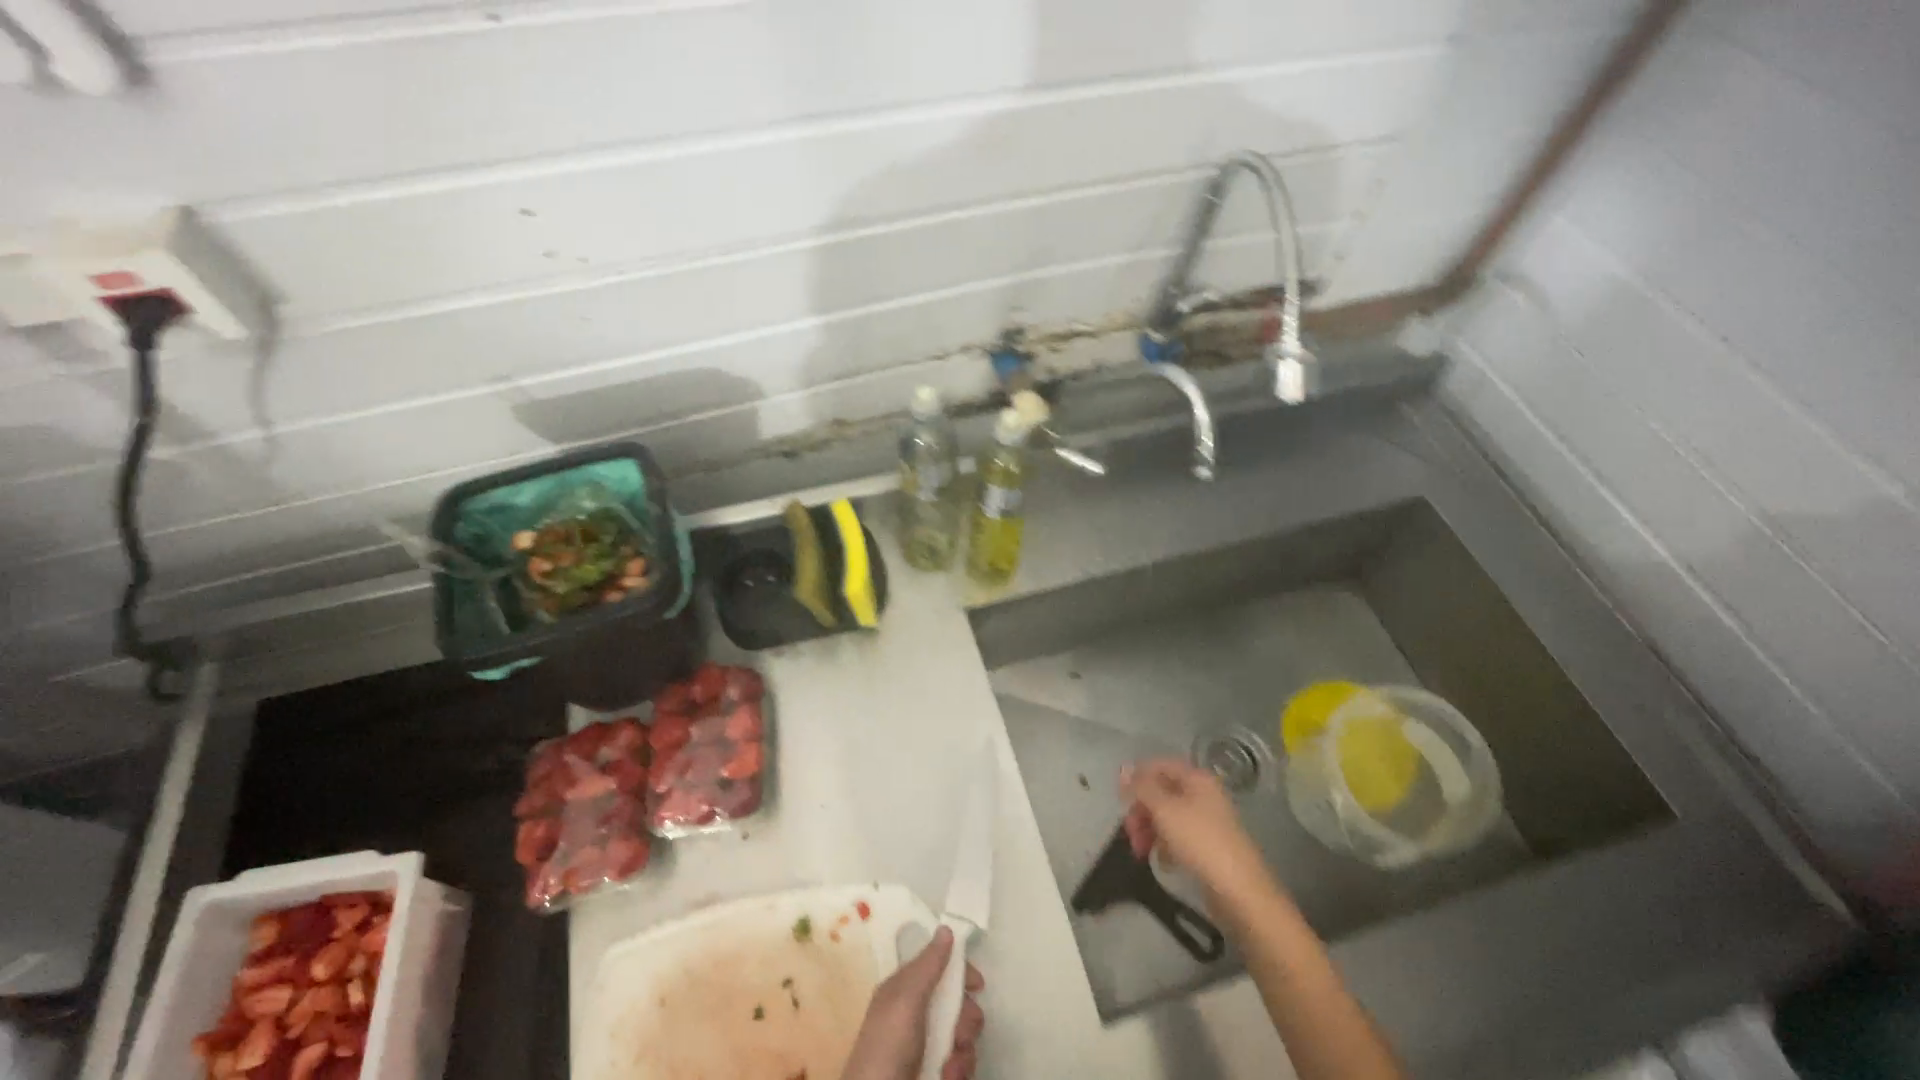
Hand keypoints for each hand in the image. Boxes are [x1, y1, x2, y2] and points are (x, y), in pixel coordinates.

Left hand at [840, 926, 985, 1079]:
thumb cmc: (888, 1046)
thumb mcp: (905, 1000)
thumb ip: (928, 966)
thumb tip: (946, 928)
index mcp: (905, 991)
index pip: (940, 969)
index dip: (961, 974)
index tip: (977, 985)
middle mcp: (918, 1015)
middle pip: (959, 1004)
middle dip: (967, 1020)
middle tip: (959, 1035)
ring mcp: (928, 1045)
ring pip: (964, 1035)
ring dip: (964, 1051)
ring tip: (949, 1067)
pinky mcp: (936, 1069)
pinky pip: (962, 1062)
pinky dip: (959, 1071)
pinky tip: (948, 1077)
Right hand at [1121, 757, 1270, 898]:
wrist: (1237, 888)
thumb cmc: (1199, 841)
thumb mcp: (1165, 810)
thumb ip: (1142, 787)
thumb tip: (1123, 769)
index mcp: (1197, 779)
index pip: (1160, 765)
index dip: (1138, 777)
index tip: (1119, 798)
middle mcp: (1203, 795)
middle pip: (1162, 793)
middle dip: (1141, 810)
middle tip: (1130, 831)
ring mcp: (1206, 821)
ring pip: (1167, 817)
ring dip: (1149, 830)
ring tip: (1141, 850)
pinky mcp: (1206, 846)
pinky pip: (1177, 837)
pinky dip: (1165, 846)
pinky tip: (1163, 861)